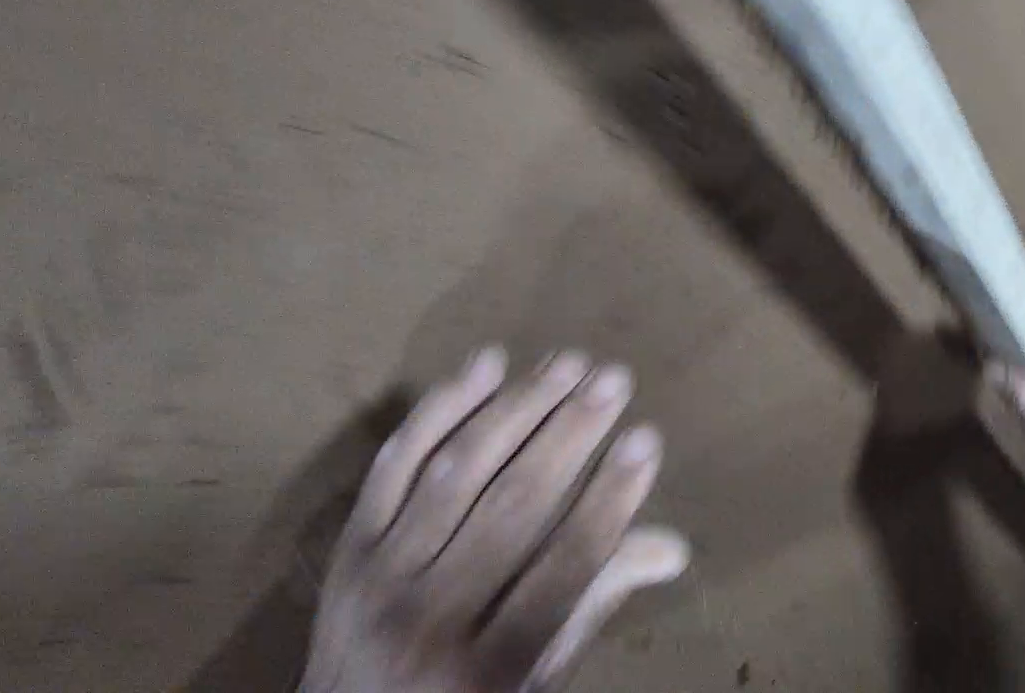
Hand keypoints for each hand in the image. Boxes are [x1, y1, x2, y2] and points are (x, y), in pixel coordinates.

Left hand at [301, 348, 688, 692]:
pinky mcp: (351, 543)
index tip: (647, 438)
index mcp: (489, 667)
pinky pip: (396, 461)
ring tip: (569, 363)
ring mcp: (380, 577)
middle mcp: (429, 619)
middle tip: (615, 379)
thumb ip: (595, 603)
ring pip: (458, 471)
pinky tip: (487, 364)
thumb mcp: (535, 677)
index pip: (566, 566)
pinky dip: (443, 407)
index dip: (610, 497)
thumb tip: (673, 548)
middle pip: (513, 506)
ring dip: (519, 407)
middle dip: (571, 433)